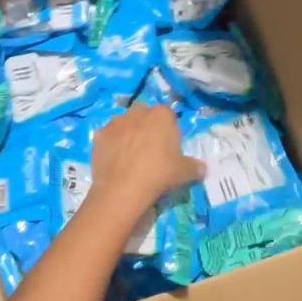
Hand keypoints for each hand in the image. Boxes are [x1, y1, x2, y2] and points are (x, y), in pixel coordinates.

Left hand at [89, 105, 203, 213]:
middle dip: (147, 126)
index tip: (169, 146)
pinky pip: (108, 137)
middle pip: (144, 114)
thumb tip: (203, 169)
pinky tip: (115, 161)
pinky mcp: (98, 135)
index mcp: (161, 114)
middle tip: (150, 149)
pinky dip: (111, 145)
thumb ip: (195, 167)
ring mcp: (115, 122)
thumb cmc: (159, 174)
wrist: (123, 188)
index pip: (168, 115)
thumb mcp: (184, 172)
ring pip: (124, 123)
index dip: (168, 130)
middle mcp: (137, 112)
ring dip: (128, 133)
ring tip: (130, 156)